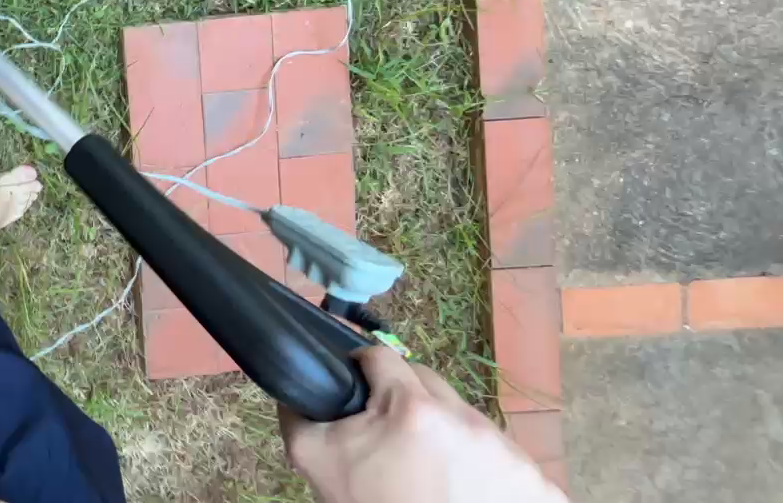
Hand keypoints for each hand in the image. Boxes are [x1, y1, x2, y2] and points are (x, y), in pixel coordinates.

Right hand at [282, 345, 564, 502]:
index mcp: (413, 407)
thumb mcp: (315, 459)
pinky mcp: (546, 492)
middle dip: (406, 398)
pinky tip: (470, 493)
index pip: (381, 356)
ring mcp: (515, 458)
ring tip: (433, 472)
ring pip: (469, 421)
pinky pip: (507, 461)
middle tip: (391, 436)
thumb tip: (299, 385)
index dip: (360, 367)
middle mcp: (470, 422)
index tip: (354, 389)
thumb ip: (298, 410)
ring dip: (448, 434)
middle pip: (428, 383)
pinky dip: (486, 469)